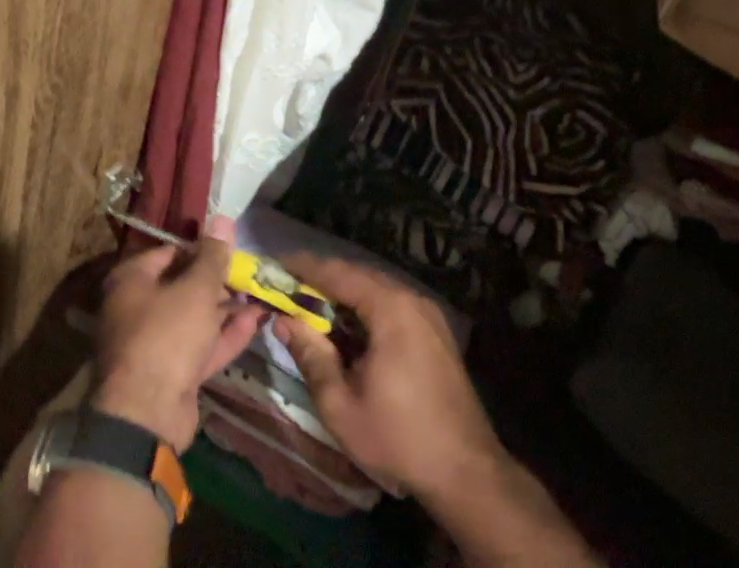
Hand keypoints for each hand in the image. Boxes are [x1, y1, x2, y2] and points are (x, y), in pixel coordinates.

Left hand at [92, 217, 265, 448]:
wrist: (146, 411)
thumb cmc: (166, 335)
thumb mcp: (195, 290)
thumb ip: (213, 257)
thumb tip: (222, 218)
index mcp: (130, 280)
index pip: (168, 252)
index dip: (201, 248)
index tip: (232, 248)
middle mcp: (136, 308)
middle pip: (181, 286)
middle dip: (217, 282)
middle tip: (252, 275)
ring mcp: (152, 343)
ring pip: (192, 319)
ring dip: (225, 310)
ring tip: (260, 296)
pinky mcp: (169, 372)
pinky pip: (198, 346)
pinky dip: (223, 336)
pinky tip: (255, 324)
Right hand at [271, 255, 500, 505]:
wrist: (467, 472)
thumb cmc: (398, 437)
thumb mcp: (340, 404)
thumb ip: (310, 356)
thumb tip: (283, 322)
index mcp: (390, 310)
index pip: (337, 273)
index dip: (301, 267)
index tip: (271, 266)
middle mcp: (412, 302)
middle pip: (357, 276)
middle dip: (318, 281)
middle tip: (283, 289)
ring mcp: (428, 317)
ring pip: (374, 291)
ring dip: (340, 296)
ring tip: (306, 308)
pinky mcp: (435, 334)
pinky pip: (391, 308)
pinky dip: (362, 311)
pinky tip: (343, 330)